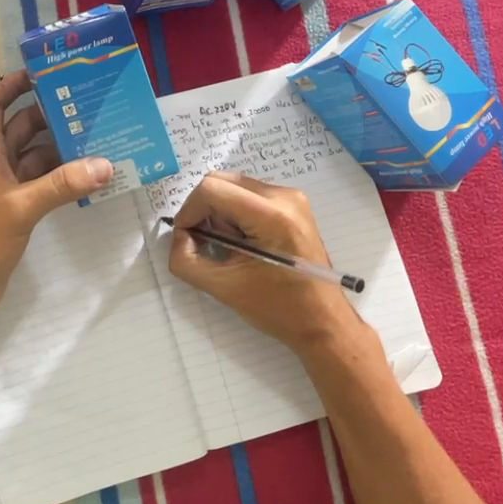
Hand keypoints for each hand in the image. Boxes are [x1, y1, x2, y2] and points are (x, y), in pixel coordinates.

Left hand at [0, 71, 111, 328]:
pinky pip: (43, 181)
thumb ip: (61, 185)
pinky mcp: (17, 209)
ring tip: (100, 136)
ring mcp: (6, 187)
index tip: (44, 73)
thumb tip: (105, 164)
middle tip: (90, 105)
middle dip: (52, 114)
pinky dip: (64, 176)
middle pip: (22, 127)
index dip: (12, 85)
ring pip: (36, 155)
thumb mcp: (21, 209)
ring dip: (62, 146)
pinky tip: (91, 174)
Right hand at [167, 171, 369, 352]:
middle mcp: (284, 196)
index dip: (189, 211)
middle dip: (204, 210)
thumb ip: (185, 260)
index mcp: (271, 216)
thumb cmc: (278, 308)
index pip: (211, 190)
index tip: (186, 238)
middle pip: (221, 181)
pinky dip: (235, 213)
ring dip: (220, 213)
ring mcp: (292, 197)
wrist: (323, 322)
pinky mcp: (293, 204)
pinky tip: (244, 242)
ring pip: (233, 187)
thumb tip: (179, 236)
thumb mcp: (222, 288)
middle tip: (208, 243)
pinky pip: (248, 195)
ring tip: (230, 246)